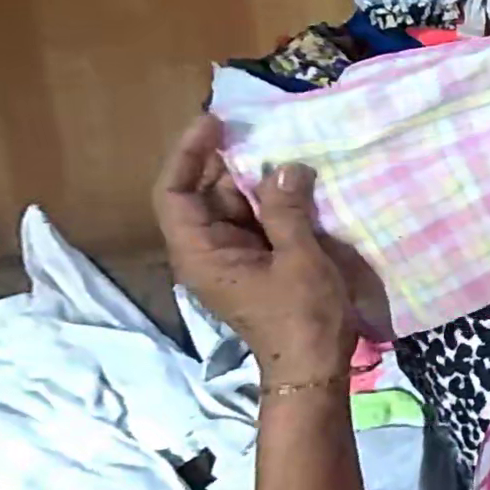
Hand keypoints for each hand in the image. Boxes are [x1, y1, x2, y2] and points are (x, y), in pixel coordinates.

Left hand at [152, 115, 386, 384]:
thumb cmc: (302, 316)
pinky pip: (260, 224)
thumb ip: (287, 212)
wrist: (314, 365)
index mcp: (202, 254)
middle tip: (264, 133)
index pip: (175, 194)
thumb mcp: (299, 260)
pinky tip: (300, 188)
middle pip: (207, 196)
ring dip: (260, 183)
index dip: (187, 155)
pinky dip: (276, 204)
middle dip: (232, 164)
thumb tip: (284, 168)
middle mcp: (210, 252)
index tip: (215, 124)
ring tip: (290, 155)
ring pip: (237, 209)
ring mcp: (236, 259)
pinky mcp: (260, 264)